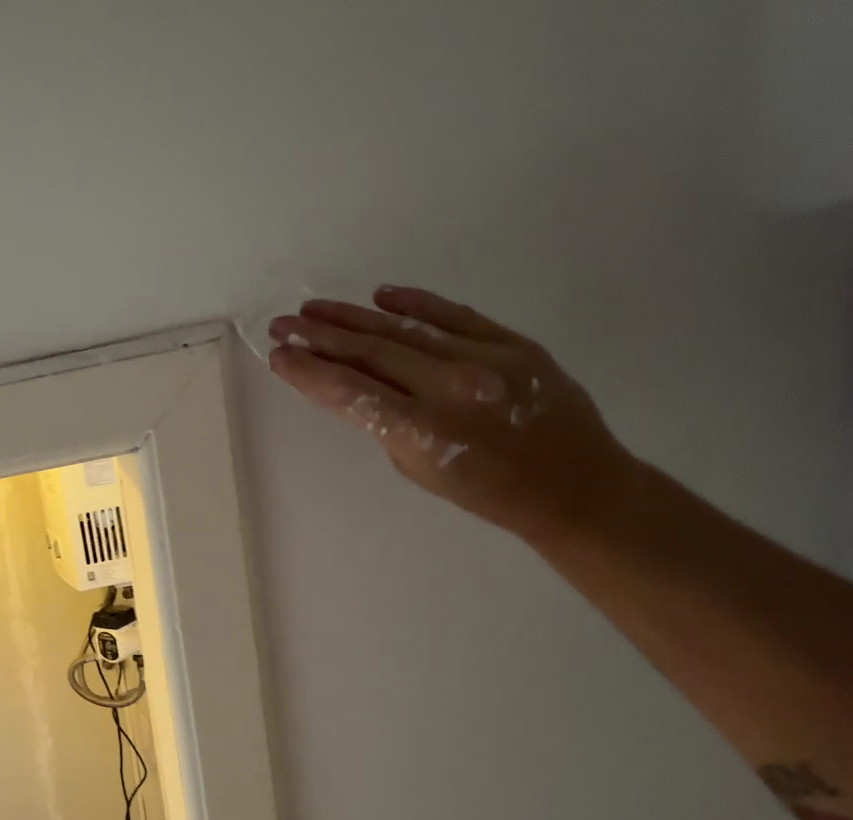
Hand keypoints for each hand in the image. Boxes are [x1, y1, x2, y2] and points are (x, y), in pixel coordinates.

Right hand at [267, 285, 639, 541]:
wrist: (573, 485)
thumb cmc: (484, 491)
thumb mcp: (418, 468)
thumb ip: (386, 423)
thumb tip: (355, 384)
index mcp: (423, 430)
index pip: (350, 392)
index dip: (309, 371)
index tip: (279, 356)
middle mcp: (452, 388)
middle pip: (370, 352)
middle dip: (320, 336)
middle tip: (282, 323)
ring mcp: (486, 359)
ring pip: (404, 329)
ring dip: (353, 317)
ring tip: (314, 308)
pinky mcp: (514, 342)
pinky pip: (455, 315)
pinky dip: (415, 304)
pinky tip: (381, 296)